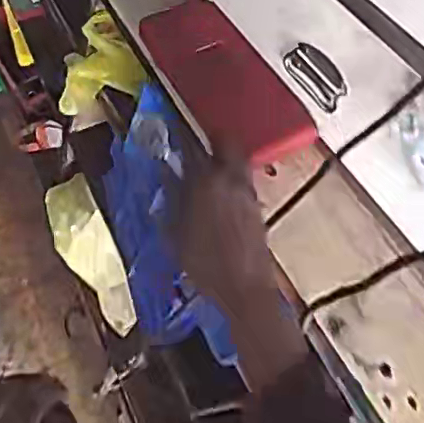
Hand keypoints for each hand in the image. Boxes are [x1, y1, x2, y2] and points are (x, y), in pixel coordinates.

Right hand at [173, 154, 307, 389]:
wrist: (245, 291)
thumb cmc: (204, 263)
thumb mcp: (176, 231)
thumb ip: (171, 196)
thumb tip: (166, 172)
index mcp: (207, 180)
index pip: (192, 146)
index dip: (182, 136)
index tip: (173, 132)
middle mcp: (231, 178)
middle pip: (227, 142)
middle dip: (213, 138)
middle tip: (198, 141)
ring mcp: (247, 192)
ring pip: (238, 160)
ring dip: (225, 157)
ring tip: (208, 168)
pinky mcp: (257, 207)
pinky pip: (242, 180)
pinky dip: (231, 177)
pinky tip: (220, 193)